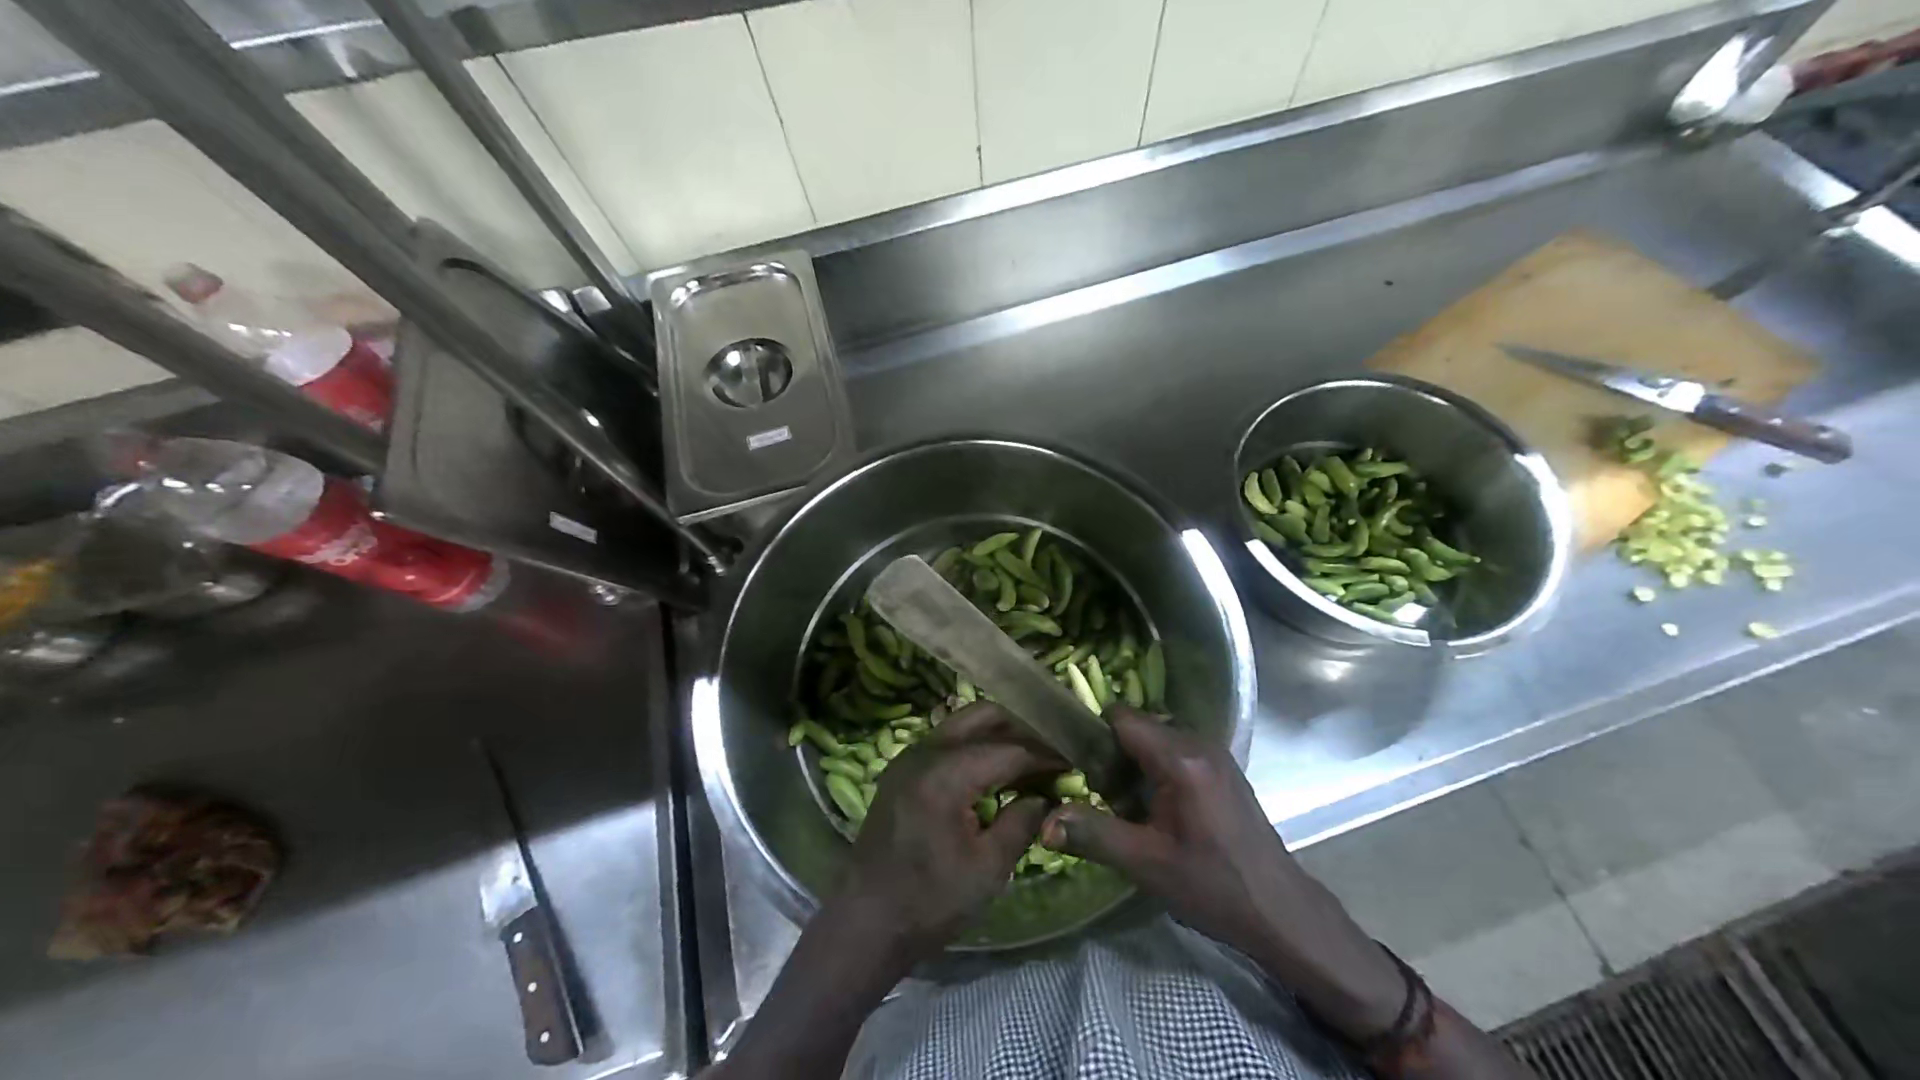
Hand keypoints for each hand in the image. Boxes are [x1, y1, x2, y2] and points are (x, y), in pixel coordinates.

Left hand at [830, 702, 1061, 961]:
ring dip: (998, 735)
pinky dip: (975, 746)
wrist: (867, 923)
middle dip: (1022, 729)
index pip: (1008, 749)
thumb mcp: (989, 868)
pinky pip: (947, 741)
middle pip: (983, 717)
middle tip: (1053, 751)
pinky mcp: (902, 770)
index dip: (1045, 755)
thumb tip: (1045, 797)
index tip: (1075, 760)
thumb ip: (1022, 822)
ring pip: (963, 724)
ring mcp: (909, 757)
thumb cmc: (930, 902)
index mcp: (945, 774)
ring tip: (1030, 759)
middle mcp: (925, 752)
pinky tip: (996, 770)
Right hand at [1040, 706, 1405, 1037]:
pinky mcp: (1222, 769)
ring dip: (1132, 759)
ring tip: (1114, 795)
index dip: (1093, 731)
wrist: (1281, 912)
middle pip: (1139, 725)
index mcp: (1181, 758)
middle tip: (1089, 784)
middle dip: (1110, 748)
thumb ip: (1092, 834)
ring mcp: (1216, 754)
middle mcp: (1200, 743)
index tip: (1070, 756)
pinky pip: (1175, 750)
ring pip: (1157, 737)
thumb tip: (1043, 822)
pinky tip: (1148, 803)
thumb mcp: (1146, 863)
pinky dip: (1154, 766)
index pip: (1123, 717)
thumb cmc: (1213, 886)